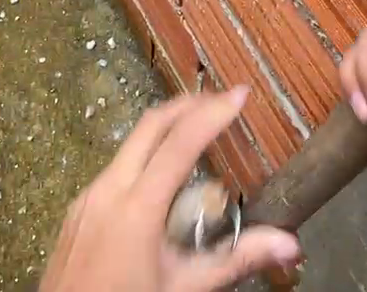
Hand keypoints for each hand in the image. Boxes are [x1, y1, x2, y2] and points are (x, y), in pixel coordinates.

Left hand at [39, 87, 301, 291]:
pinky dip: (145, 157)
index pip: (181, 142)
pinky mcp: (77, 210)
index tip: (241, 93)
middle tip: (222, 100)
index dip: (213, 113)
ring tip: (200, 130)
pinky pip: (116, 169)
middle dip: (189, 105)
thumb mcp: (182, 289)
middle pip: (151, 125)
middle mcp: (107, 190)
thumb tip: (289, 244)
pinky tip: (163, 176)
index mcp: (136, 207)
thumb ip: (234, 260)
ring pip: (131, 143)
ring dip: (166, 128)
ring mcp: (87, 198)